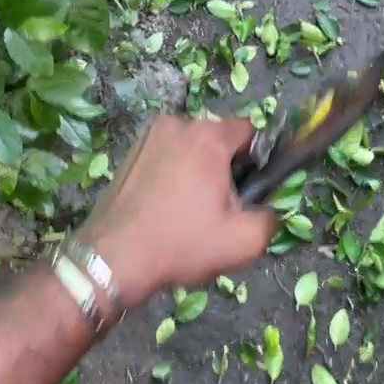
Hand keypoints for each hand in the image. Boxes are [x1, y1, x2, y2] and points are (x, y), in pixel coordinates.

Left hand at [76, 115, 270, 308]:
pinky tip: (166, 207)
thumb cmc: (180, 244)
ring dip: (198, 171)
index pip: (251, 132)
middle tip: (220, 208)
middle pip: (219, 140)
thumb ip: (270, 218)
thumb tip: (268, 208)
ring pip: (191, 148)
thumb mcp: (242, 242)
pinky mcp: (130, 151)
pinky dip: (173, 174)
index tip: (253, 190)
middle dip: (226, 168)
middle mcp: (178, 124)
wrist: (113, 259)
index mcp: (207, 136)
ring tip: (190, 211)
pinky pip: (167, 155)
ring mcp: (149, 135)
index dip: (259, 160)